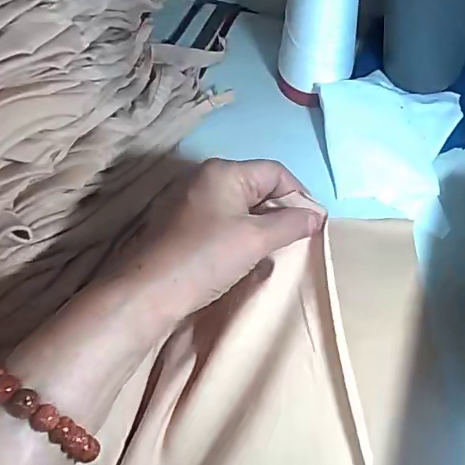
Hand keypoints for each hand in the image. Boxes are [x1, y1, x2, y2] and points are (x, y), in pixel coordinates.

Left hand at [106, 158, 324, 328]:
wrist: (148, 293)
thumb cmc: (205, 258)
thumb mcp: (256, 239)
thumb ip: (291, 223)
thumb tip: (317, 214)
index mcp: (224, 171)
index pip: (276, 172)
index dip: (300, 196)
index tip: (314, 226)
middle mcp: (205, 177)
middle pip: (258, 186)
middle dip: (281, 212)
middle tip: (296, 241)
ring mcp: (191, 200)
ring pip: (241, 206)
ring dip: (261, 226)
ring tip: (273, 252)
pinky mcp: (182, 224)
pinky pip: (223, 220)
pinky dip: (240, 234)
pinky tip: (245, 257)